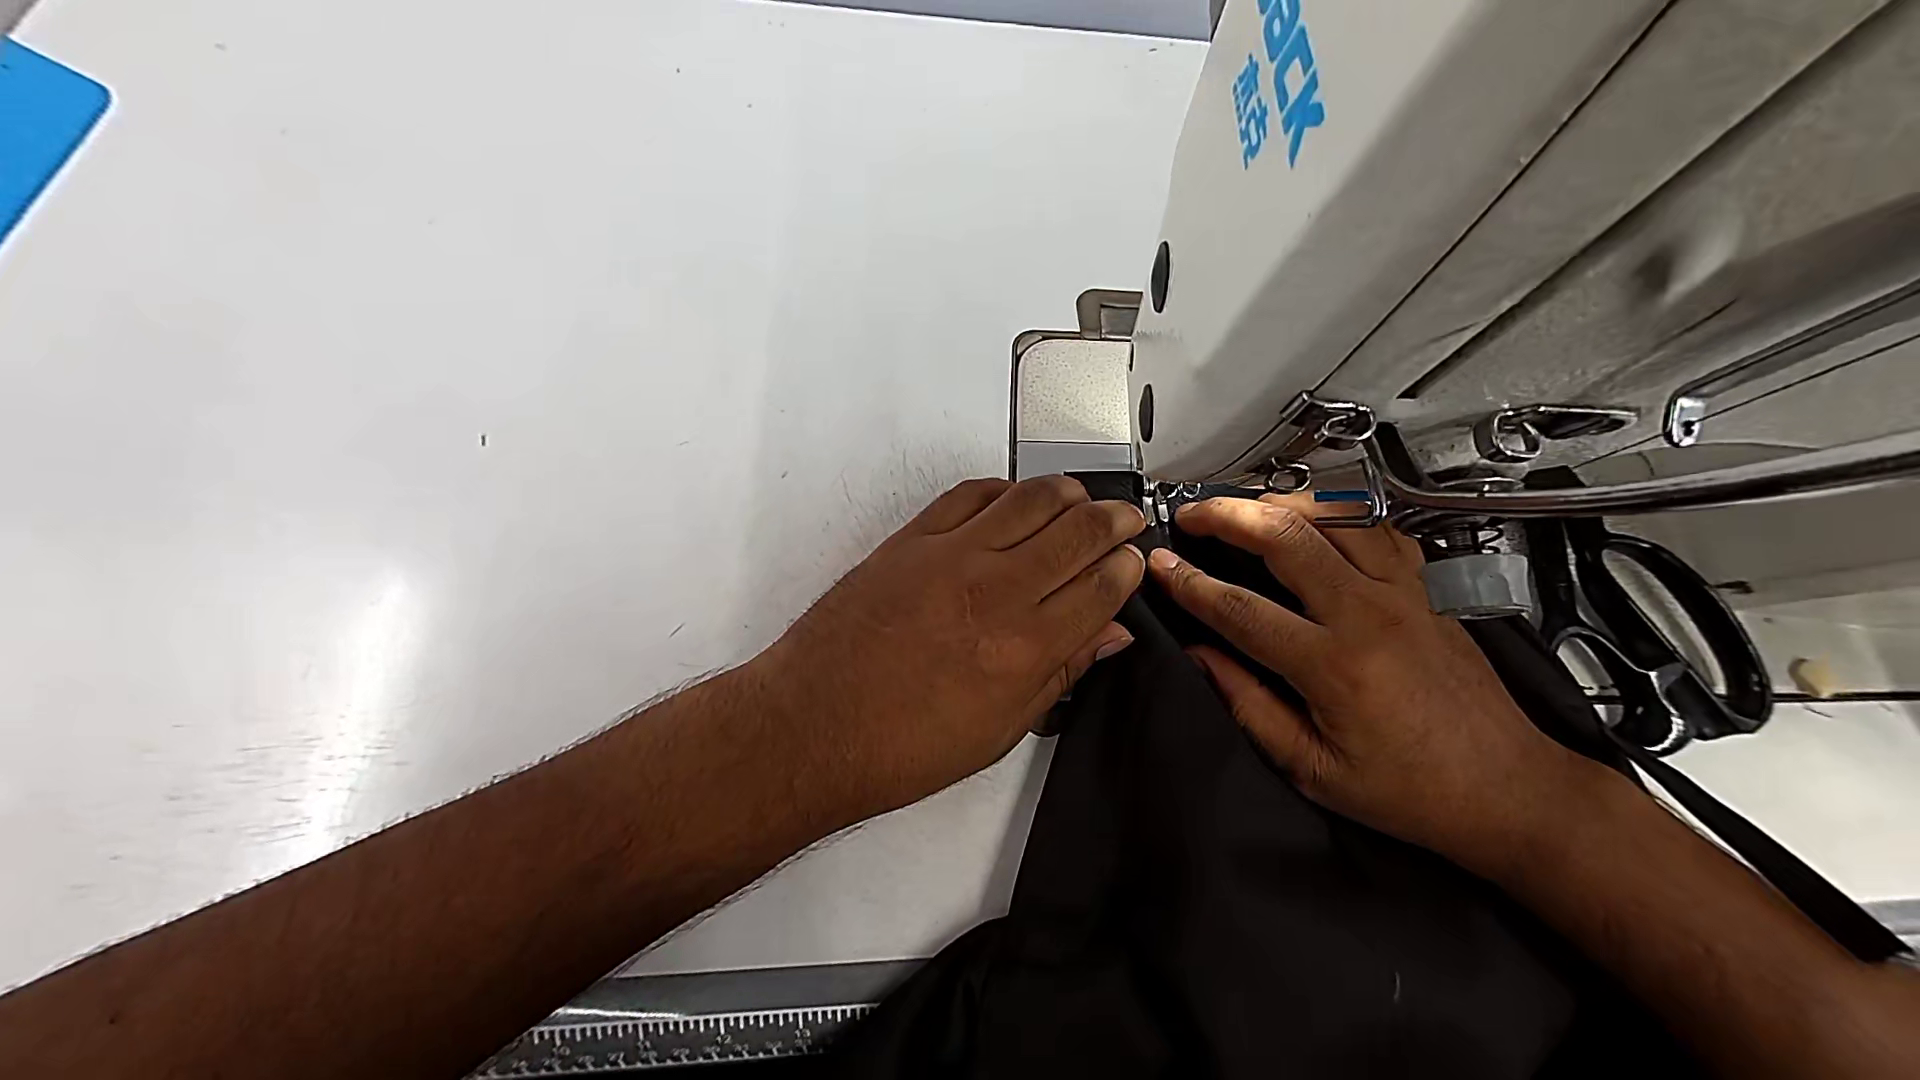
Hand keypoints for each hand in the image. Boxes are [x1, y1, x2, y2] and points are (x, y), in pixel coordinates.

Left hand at [752, 475, 1145, 821]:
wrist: (812, 726)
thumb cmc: (900, 744)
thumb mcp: (999, 730)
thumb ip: (1061, 673)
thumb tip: (1108, 636)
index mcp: (1024, 648)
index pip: (1102, 587)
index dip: (1128, 569)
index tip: (1133, 563)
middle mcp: (995, 591)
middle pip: (1079, 531)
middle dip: (1116, 519)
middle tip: (1125, 519)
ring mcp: (950, 556)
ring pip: (1031, 498)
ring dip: (1069, 493)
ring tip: (1082, 501)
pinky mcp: (910, 539)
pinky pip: (970, 493)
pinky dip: (1003, 489)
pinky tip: (1014, 500)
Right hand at [1146, 494, 1597, 866]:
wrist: (1510, 791)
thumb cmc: (1416, 790)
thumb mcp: (1312, 766)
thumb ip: (1247, 705)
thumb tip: (1202, 657)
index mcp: (1336, 667)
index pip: (1241, 608)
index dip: (1191, 584)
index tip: (1163, 568)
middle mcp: (1373, 618)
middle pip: (1285, 537)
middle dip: (1225, 515)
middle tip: (1193, 514)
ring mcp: (1407, 596)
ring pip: (1336, 516)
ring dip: (1280, 503)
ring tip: (1243, 506)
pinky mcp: (1428, 590)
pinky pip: (1379, 527)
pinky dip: (1337, 512)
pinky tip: (1312, 517)